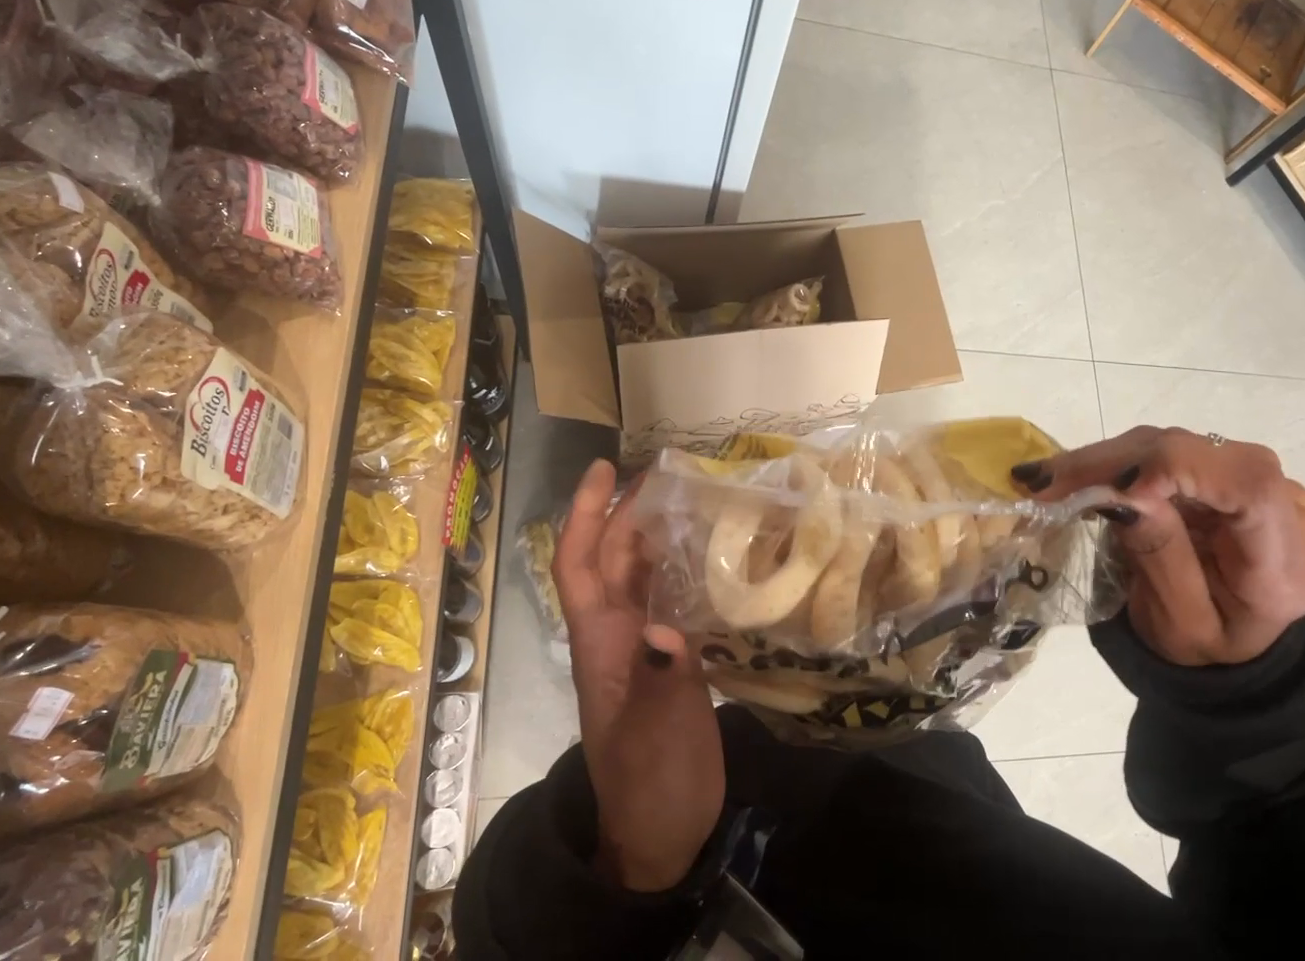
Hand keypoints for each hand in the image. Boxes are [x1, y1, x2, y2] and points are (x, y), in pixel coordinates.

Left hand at [554, 460, 724, 890]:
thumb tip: (666, 628)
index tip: (606, 469)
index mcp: (600, 643)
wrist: (662, 834)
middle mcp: (619, 635)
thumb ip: (662, 682)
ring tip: (699, 498)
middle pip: (616, 559)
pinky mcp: (677, 663)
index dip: (587, 515)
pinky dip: (693, 572)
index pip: (580, 565)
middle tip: (671, 473)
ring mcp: (648, 648)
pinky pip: (678, 601)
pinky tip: (724, 556)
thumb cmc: (649, 785)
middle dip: (632, 512)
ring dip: (663, 536)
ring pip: (647, 577)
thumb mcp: (655, 737)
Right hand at [1014, 427, 1304, 665]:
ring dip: (1109, 459)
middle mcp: (1287, 510)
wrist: (1234, 645)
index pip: (1249, 485)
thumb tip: (1124, 491)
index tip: (1112, 487)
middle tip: (1042, 481)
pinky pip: (1173, 452)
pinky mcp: (1232, 473)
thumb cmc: (1205, 649)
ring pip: (1181, 445)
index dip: (1180, 468)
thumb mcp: (1177, 624)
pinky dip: (1121, 461)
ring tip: (1047, 478)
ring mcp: (1262, 485)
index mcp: (1283, 564)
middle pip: (1205, 455)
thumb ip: (1160, 557)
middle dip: (1118, 463)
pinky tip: (1079, 475)